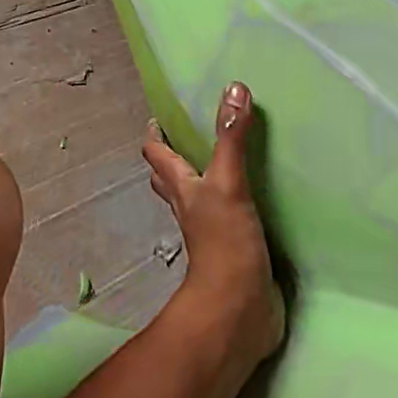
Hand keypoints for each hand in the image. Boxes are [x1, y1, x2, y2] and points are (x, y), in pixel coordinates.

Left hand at [142, 83, 284, 377]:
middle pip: (165, 173)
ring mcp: (203, 229)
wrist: (239, 308)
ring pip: (189, 196)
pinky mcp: (227, 249)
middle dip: (169, 154)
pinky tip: (243, 203)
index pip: (153, 150)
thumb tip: (234, 89)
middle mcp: (185, 203)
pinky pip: (218, 219)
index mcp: (178, 184)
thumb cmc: (224, 241)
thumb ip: (231, 137)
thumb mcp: (228, 182)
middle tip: (185, 135)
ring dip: (195, 180)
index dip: (154, 133)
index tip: (160, 114)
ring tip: (213, 162)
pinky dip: (224, 205)